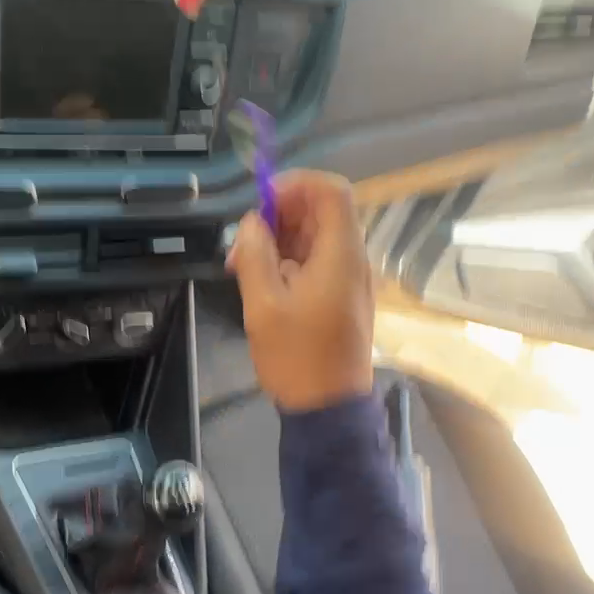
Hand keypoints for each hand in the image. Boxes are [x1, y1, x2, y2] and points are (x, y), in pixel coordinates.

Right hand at [224, 169, 375, 411]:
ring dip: (279, 241)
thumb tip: (250, 224)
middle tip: (242, 244)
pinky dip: (288, 262)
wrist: (327, 408)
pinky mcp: (340, 297)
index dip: (295, 185)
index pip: (330, 191)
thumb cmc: (295, 357)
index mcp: (340, 255)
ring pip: (315, 238)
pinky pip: (316, 263)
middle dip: (279, 217)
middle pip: (321, 213)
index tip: (259, 203)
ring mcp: (348, 280)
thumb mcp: (263, 306)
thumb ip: (255, 256)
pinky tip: (261, 284)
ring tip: (242, 267)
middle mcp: (352, 260)